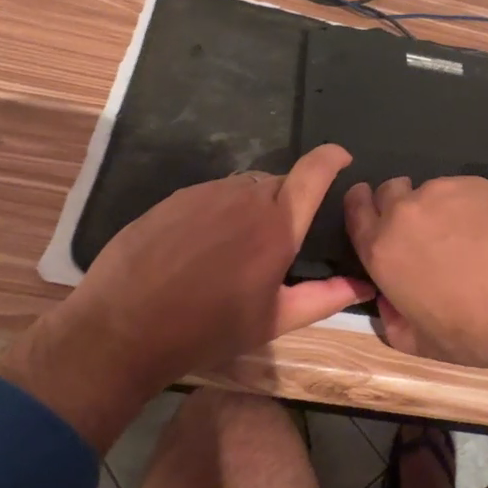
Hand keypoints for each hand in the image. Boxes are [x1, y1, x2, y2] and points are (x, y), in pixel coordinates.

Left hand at [0, 144, 370, 448]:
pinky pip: (211, 195)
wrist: (123, 327)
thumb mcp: (273, 321)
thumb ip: (324, 298)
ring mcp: (205, 194)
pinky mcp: (174, 199)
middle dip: (288, 202)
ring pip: (243, 188)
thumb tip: (363, 286)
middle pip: (279, 183)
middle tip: (277, 243)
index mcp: (277, 226)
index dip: (332, 158)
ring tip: (236, 250)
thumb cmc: (207, 330)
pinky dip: (219, 212)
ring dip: (252, 207)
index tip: (342, 158)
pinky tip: (202, 248)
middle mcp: (245, 198)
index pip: (314, 172)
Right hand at [344, 176, 487, 396]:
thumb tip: (390, 300)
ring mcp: (446, 192)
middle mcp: (406, 212)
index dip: (359, 207)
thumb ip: (394, 321)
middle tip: (422, 234)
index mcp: (383, 250)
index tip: (367, 209)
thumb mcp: (426, 346)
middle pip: (388, 192)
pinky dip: (470, 205)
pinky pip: (463, 190)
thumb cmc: (483, 330)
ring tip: (467, 237)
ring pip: (429, 191)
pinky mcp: (482, 182)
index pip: (355, 212)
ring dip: (437, 209)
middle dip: (396, 207)